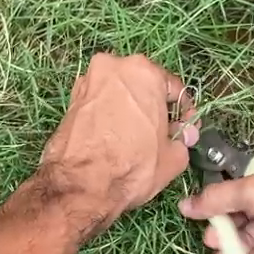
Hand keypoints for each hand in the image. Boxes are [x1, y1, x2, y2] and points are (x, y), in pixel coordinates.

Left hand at [38, 52, 194, 232]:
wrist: (81, 186)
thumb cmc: (132, 166)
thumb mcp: (174, 157)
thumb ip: (182, 139)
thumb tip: (181, 136)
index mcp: (143, 71)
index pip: (173, 88)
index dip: (183, 113)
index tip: (183, 130)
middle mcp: (113, 68)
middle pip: (143, 87)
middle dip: (154, 110)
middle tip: (161, 137)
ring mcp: (87, 83)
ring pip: (119, 96)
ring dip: (131, 113)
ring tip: (137, 142)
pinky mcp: (70, 103)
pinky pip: (100, 107)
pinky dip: (109, 119)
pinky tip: (115, 143)